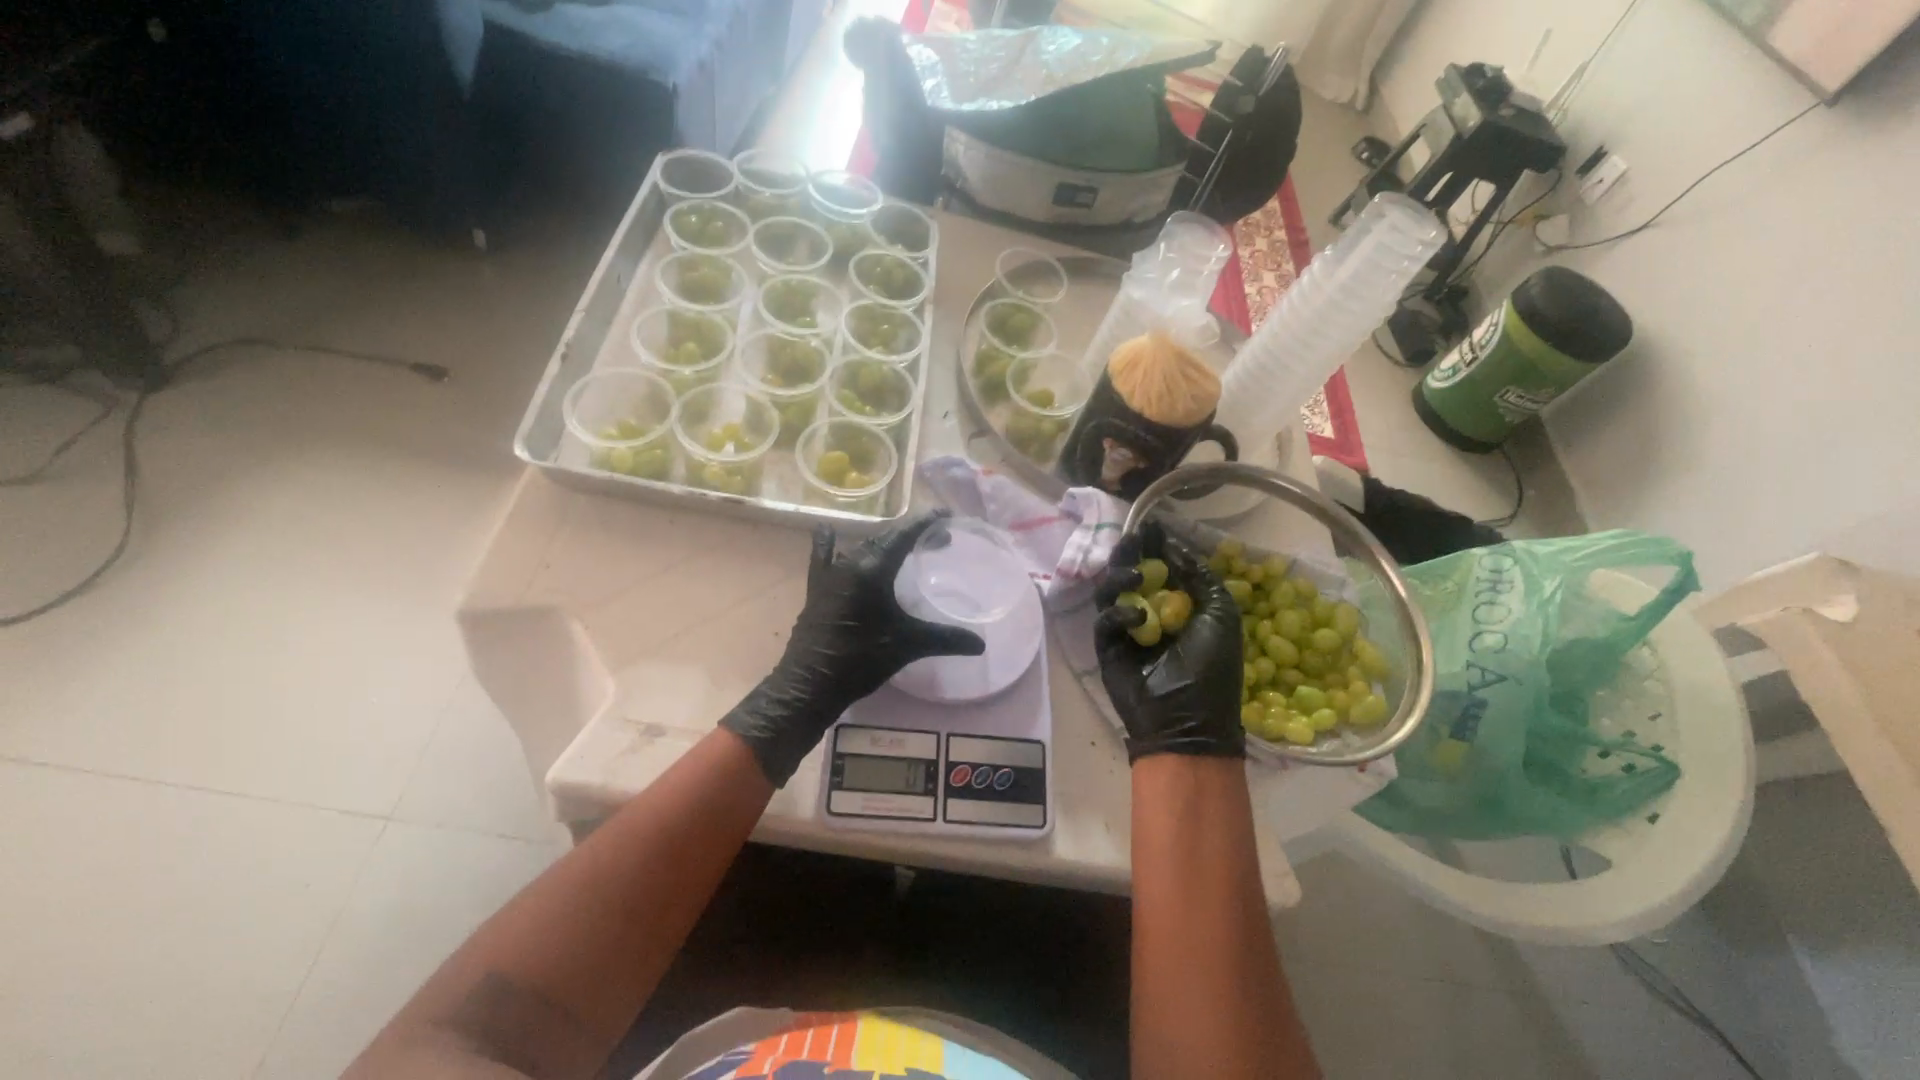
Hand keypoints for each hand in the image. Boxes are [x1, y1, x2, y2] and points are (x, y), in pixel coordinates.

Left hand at [721, 512, 984, 785]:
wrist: (811, 683)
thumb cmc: (861, 660)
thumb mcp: (908, 645)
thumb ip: (945, 640)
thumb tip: (980, 644)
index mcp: (873, 570)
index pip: (904, 535)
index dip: (926, 523)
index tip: (945, 516)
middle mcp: (849, 564)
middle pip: (885, 539)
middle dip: (911, 535)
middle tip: (937, 541)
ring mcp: (829, 575)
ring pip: (859, 548)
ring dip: (882, 544)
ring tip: (903, 548)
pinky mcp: (817, 589)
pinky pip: (824, 558)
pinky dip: (829, 545)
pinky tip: (827, 531)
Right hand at [1095, 523, 1245, 760]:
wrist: (1189, 722)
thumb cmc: (1212, 669)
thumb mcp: (1220, 615)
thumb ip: (1201, 579)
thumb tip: (1177, 549)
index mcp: (1180, 606)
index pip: (1162, 567)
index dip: (1157, 546)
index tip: (1151, 526)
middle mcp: (1151, 614)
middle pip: (1131, 573)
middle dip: (1131, 553)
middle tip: (1133, 538)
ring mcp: (1127, 632)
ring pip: (1111, 593)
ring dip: (1120, 578)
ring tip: (1135, 575)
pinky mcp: (1108, 649)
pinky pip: (1105, 622)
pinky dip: (1118, 615)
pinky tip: (1136, 617)